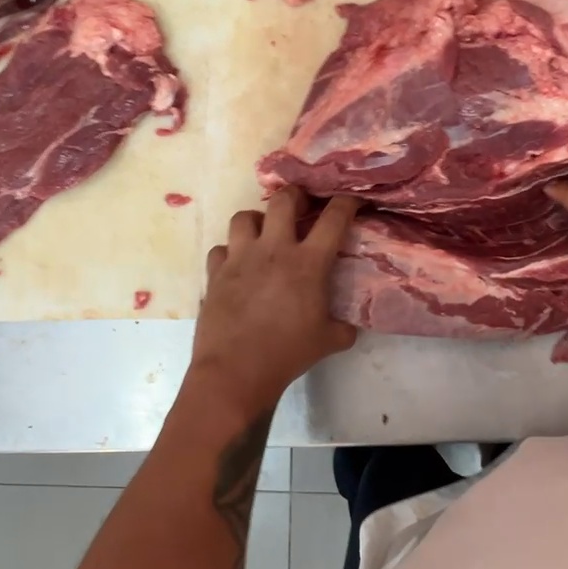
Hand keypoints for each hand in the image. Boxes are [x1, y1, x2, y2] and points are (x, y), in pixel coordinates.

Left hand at [189, 188, 361, 415]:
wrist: (234, 372)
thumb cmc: (287, 354)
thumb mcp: (328, 341)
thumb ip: (343, 327)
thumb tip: (350, 326)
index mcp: (307, 263)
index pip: (333, 218)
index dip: (346, 202)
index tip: (352, 199)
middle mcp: (273, 250)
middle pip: (284, 200)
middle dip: (296, 196)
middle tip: (302, 206)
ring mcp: (240, 259)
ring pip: (244, 217)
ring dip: (257, 220)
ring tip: (264, 233)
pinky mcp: (215, 274)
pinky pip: (221, 249)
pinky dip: (230, 253)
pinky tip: (237, 266)